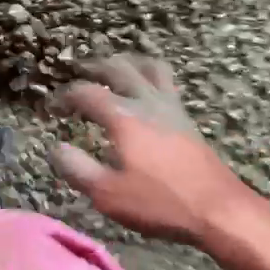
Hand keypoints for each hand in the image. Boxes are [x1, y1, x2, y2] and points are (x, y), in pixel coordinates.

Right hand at [49, 55, 258, 247]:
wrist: (216, 207)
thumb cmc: (159, 202)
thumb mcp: (109, 194)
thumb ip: (78, 169)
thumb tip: (55, 148)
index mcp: (123, 117)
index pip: (88, 93)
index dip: (67, 96)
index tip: (54, 107)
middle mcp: (146, 101)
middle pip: (118, 68)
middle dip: (95, 66)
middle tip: (81, 69)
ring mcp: (170, 106)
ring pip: (147, 67)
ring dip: (127, 61)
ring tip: (116, 65)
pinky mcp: (185, 117)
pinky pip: (165, 80)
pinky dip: (149, 73)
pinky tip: (147, 88)